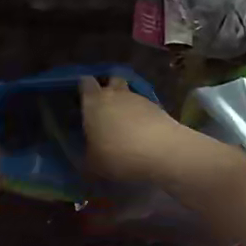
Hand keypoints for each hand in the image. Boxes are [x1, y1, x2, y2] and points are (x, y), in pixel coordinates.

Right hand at [79, 75, 197, 184]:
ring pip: (129, 94)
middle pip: (111, 80)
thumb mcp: (94, 165)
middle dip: (108, 88)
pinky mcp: (158, 108)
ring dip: (126, 104)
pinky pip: (145, 107)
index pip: (85, 83)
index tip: (82, 98)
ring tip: (125, 124)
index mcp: (93, 102)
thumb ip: (88, 158)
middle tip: (104, 106)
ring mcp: (139, 99)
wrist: (162, 152)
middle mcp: (115, 94)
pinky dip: (142, 116)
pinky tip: (141, 132)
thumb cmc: (117, 154)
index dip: (84, 88)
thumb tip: (87, 160)